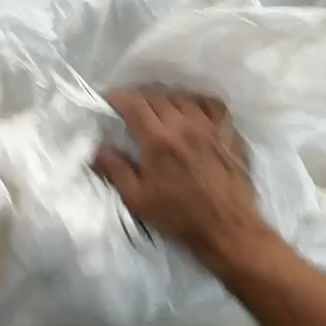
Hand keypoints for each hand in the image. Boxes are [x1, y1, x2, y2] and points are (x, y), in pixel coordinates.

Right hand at [92, 90, 274, 269]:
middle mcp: (184, 125)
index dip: (118, 98)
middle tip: (131, 110)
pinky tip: (192, 110)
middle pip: (157, 97)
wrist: (228, 228)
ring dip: (166, 99)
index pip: (134, 104)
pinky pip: (211, 104)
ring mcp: (210, 126)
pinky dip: (197, 101)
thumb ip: (115, 170)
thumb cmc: (179, 217)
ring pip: (183, 97)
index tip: (110, 100)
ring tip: (160, 110)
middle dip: (140, 99)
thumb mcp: (138, 199)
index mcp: (158, 140)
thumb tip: (97, 151)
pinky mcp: (228, 132)